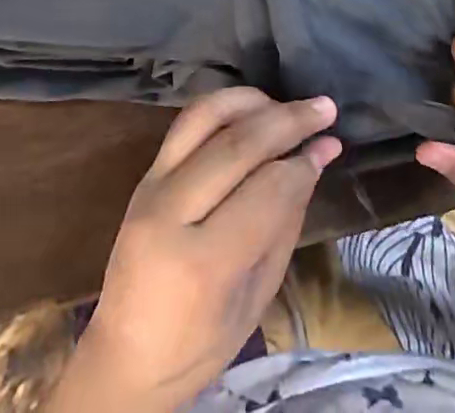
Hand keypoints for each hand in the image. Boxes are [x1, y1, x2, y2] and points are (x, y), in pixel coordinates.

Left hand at [44, 89, 341, 412]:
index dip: (303, 163)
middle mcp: (170, 213)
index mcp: (202, 263)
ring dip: (253, 101)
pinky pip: (186, 123)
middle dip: (289, 119)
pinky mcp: (144, 175)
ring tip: (289, 105)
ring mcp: (150, 187)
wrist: (125, 354)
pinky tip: (253, 109)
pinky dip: (224, 106)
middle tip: (326, 107)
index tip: (329, 146)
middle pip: (237, 144)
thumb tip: (319, 155)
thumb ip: (287, 218)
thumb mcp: (258, 292)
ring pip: (205, 118)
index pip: (266, 190)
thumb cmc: (200, 342)